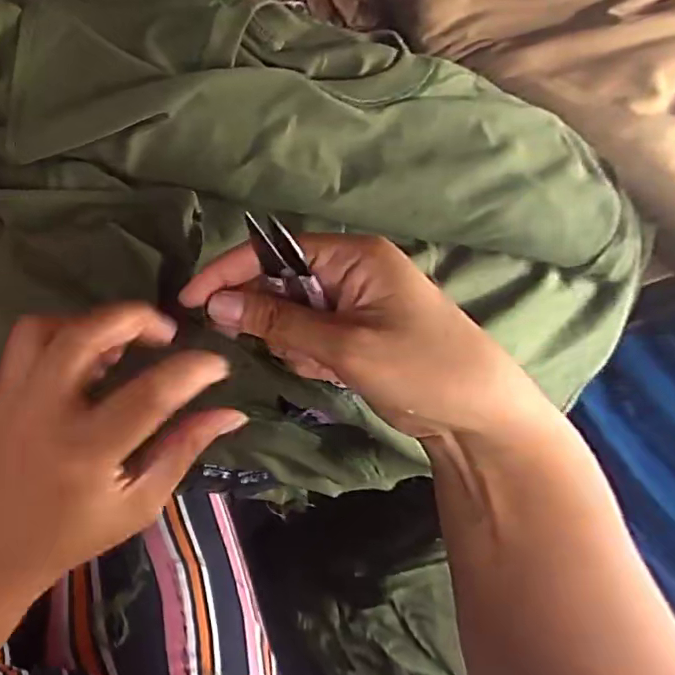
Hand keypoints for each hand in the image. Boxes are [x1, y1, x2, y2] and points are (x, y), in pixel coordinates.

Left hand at [0, 304, 246, 587]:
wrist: (2, 543)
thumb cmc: (77, 531)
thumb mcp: (139, 503)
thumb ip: (181, 450)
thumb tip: (230, 412)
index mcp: (87, 453)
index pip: (148, 395)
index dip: (190, 370)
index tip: (216, 363)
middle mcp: (44, 415)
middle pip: (84, 337)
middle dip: (132, 317)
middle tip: (164, 330)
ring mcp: (13, 399)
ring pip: (44, 328)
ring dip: (88, 322)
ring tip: (117, 342)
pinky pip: (24, 342)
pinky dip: (58, 334)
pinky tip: (82, 356)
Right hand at [178, 233, 555, 440]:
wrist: (485, 422)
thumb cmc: (423, 371)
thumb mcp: (344, 346)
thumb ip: (276, 321)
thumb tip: (213, 303)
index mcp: (353, 256)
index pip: (271, 252)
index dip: (227, 273)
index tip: (189, 300)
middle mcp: (349, 269)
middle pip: (276, 281)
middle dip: (266, 316)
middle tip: (274, 348)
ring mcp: (351, 300)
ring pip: (287, 311)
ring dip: (289, 341)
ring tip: (320, 366)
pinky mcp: (352, 328)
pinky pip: (305, 332)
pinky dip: (305, 353)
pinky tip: (330, 372)